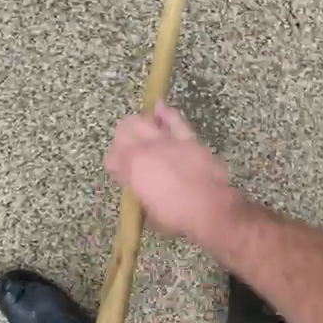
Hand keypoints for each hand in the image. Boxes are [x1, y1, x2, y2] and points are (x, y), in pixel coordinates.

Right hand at [104, 103, 239, 239]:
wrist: (210, 207)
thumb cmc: (176, 215)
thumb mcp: (148, 209)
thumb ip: (139, 191)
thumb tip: (137, 185)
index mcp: (133, 168)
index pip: (113, 158)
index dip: (113, 163)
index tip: (117, 170)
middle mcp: (145, 149)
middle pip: (124, 133)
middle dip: (120, 139)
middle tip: (123, 148)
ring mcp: (166, 141)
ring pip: (144, 122)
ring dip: (136, 123)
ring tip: (133, 124)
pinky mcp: (187, 139)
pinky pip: (174, 120)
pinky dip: (165, 112)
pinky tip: (160, 106)